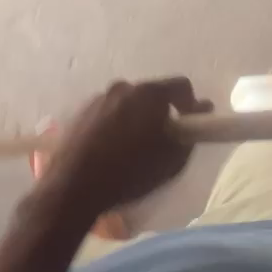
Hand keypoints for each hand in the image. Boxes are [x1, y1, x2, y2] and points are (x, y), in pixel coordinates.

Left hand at [37, 78, 210, 221]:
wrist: (73, 186)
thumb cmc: (129, 172)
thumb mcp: (172, 161)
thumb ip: (190, 135)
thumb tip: (199, 115)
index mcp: (149, 94)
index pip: (181, 86)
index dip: (191, 104)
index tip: (189, 125)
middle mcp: (123, 87)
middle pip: (152, 94)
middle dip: (160, 113)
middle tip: (161, 141)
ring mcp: (98, 98)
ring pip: (127, 104)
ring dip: (135, 119)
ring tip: (131, 150)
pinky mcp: (79, 112)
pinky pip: (107, 114)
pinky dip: (114, 126)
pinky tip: (109, 152)